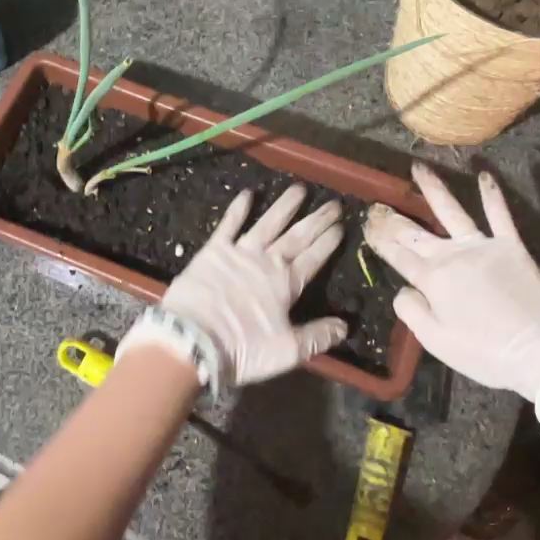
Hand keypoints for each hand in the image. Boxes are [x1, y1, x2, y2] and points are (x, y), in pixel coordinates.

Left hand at [133, 184, 347, 388]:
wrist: (194, 339)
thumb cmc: (242, 347)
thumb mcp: (287, 350)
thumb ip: (318, 336)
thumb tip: (345, 325)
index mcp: (286, 284)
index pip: (313, 258)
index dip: (328, 242)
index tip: (341, 226)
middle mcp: (266, 262)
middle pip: (296, 237)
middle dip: (316, 220)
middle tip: (332, 204)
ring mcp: (239, 252)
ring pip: (268, 223)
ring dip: (284, 206)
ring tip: (299, 189)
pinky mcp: (213, 251)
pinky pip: (228, 224)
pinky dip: (238, 209)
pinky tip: (248, 193)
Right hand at [365, 164, 539, 439]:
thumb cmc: (486, 353)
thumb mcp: (437, 343)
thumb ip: (412, 313)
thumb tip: (402, 290)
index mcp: (432, 280)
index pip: (398, 255)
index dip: (380, 240)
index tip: (366, 225)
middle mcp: (453, 255)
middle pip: (416, 232)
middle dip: (394, 217)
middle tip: (378, 203)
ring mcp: (483, 246)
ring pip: (452, 211)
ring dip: (434, 188)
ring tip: (418, 168)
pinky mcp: (511, 245)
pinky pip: (500, 215)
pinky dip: (491, 195)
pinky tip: (484, 175)